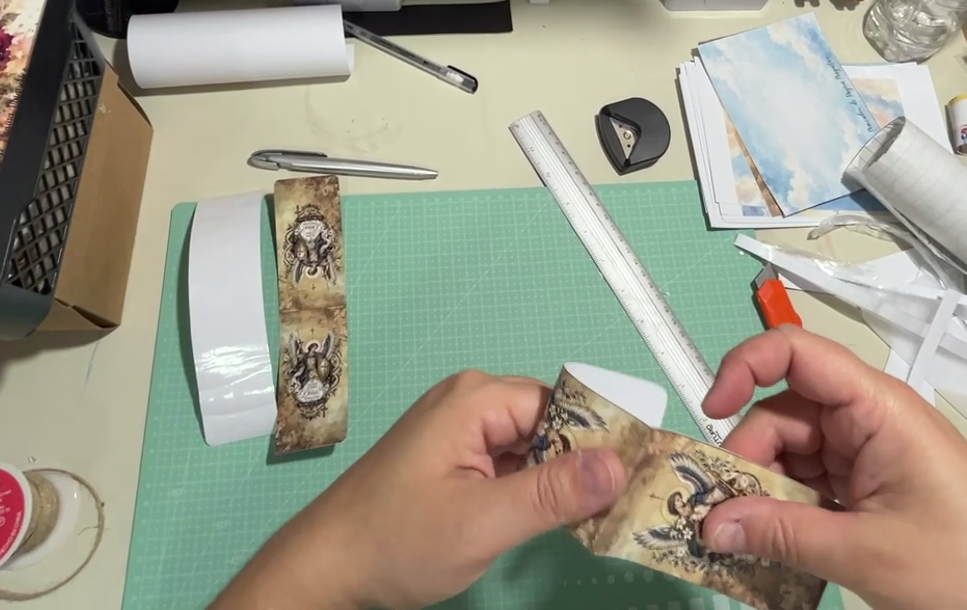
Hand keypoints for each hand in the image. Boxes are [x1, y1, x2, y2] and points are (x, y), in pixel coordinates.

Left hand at [212, 371, 624, 609]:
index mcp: (475, 398)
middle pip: (548, 421)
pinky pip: (511, 460)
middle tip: (624, 503)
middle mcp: (470, 401)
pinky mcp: (457, 456)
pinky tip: (557, 515)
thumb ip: (551, 493)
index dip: (598, 437)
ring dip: (559, 477)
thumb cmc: (395, 540)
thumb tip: (617, 464)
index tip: (638, 473)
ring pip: (532, 443)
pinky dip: (534, 486)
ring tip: (600, 514)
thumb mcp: (482, 522)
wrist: (329, 568)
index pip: (558, 404)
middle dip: (582, 460)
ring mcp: (461, 429)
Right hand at [697, 327, 966, 609]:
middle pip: (782, 411)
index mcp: (876, 406)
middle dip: (749, 456)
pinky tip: (769, 540)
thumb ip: (781, 534)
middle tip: (721, 510)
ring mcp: (865, 452)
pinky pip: (806, 481)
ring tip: (743, 535)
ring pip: (789, 450)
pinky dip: (783, 507)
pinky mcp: (865, 485)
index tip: (711, 410)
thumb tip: (709, 524)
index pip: (795, 352)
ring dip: (763, 489)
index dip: (744, 366)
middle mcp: (865, 417)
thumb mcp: (867, 554)